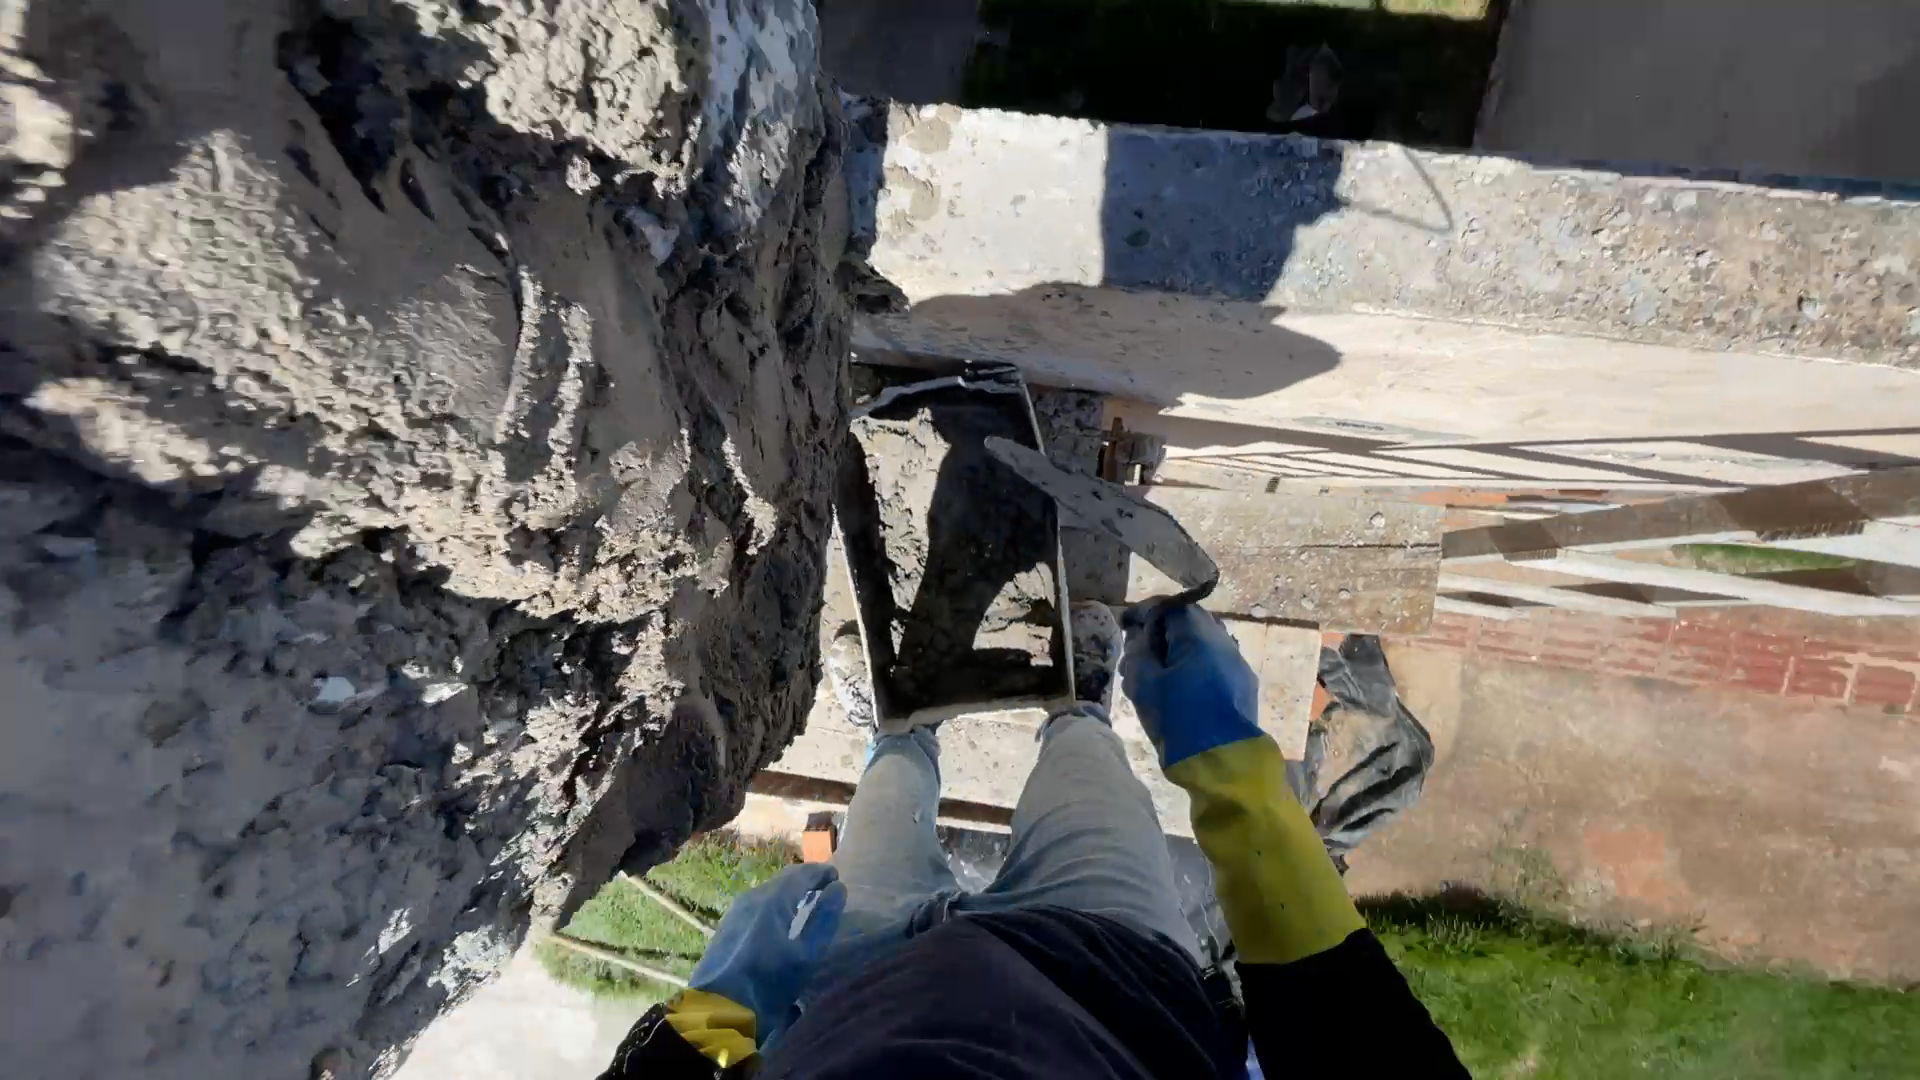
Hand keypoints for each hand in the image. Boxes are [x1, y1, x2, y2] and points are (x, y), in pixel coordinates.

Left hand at [689, 863, 846, 1046]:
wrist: (717, 1012)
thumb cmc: (768, 984)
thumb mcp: (806, 955)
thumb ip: (824, 919)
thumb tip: (838, 888)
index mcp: (773, 899)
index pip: (802, 873)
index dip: (822, 872)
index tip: (836, 877)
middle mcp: (754, 896)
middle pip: (785, 879)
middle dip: (806, 879)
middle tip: (824, 887)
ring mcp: (737, 910)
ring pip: (769, 891)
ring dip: (789, 891)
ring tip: (805, 901)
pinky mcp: (728, 926)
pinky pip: (757, 904)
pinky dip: (775, 903)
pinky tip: (780, 918)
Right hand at [1120, 602, 1263, 767]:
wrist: (1222, 764)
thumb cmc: (1178, 719)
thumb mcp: (1144, 684)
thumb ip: (1138, 653)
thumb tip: (1141, 638)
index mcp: (1199, 636)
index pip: (1170, 607)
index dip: (1144, 612)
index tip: (1125, 624)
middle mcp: (1224, 641)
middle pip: (1189, 621)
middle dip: (1161, 631)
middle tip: (1138, 650)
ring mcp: (1237, 663)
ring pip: (1203, 642)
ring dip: (1178, 648)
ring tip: (1157, 671)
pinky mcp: (1243, 685)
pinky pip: (1214, 661)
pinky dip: (1194, 664)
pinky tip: (1180, 686)